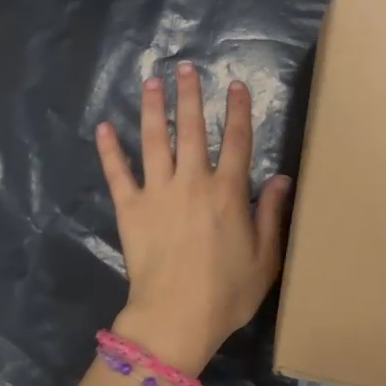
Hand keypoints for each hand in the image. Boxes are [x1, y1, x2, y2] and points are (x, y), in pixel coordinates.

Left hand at [95, 62, 291, 373]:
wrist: (176, 317)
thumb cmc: (227, 293)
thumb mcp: (266, 258)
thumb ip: (273, 214)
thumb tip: (282, 177)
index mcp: (228, 192)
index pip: (236, 140)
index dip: (238, 110)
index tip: (235, 85)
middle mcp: (193, 181)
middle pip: (192, 129)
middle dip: (190, 96)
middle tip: (186, 68)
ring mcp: (158, 192)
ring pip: (155, 140)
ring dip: (154, 108)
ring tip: (152, 81)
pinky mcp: (130, 208)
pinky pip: (118, 172)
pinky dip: (110, 150)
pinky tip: (104, 127)